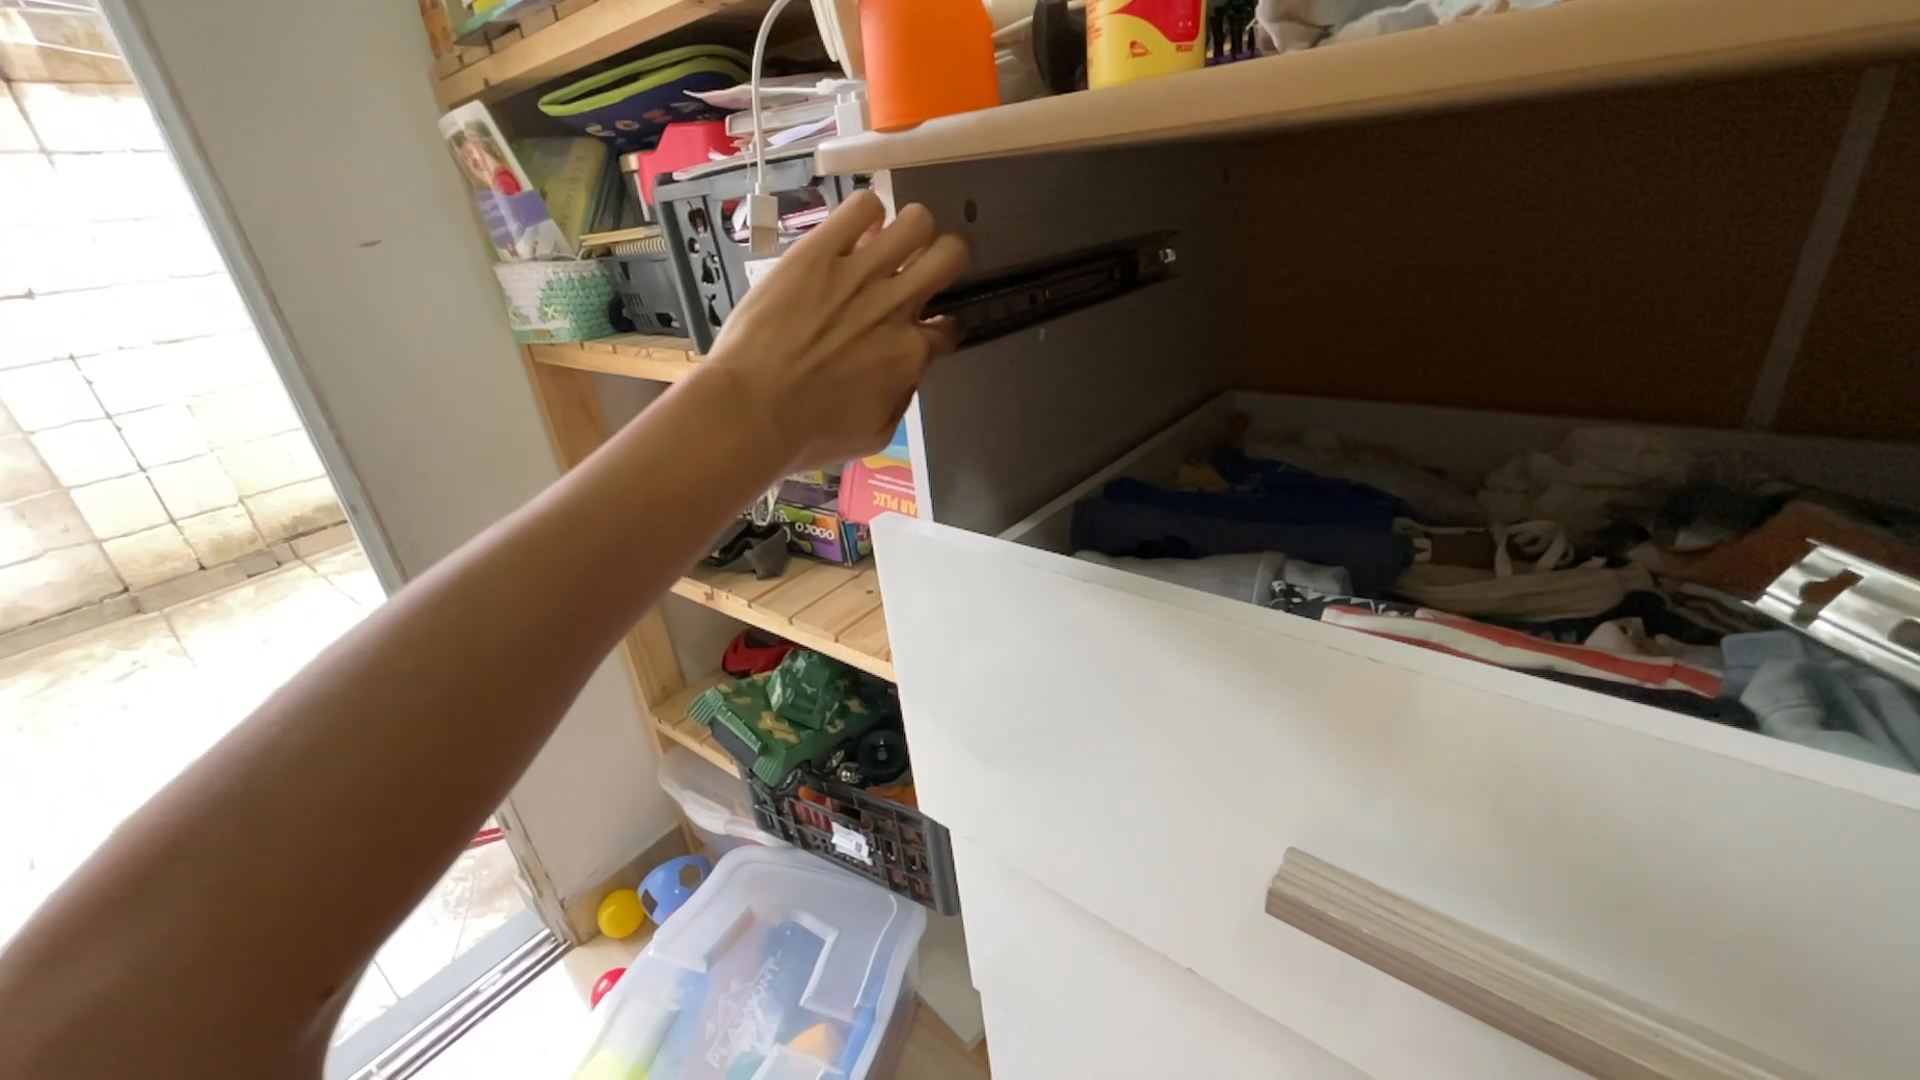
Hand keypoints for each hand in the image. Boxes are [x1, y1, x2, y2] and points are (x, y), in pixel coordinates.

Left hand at [705, 190, 969, 469]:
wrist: (750, 412)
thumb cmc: (808, 434)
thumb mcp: (875, 434)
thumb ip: (903, 396)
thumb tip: (909, 372)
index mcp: (910, 354)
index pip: (950, 325)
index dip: (940, 325)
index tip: (926, 326)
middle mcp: (895, 306)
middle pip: (950, 254)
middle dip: (943, 260)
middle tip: (919, 270)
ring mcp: (858, 273)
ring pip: (916, 221)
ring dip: (909, 231)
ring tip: (887, 244)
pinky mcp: (818, 252)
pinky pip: (862, 206)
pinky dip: (865, 213)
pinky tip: (851, 232)